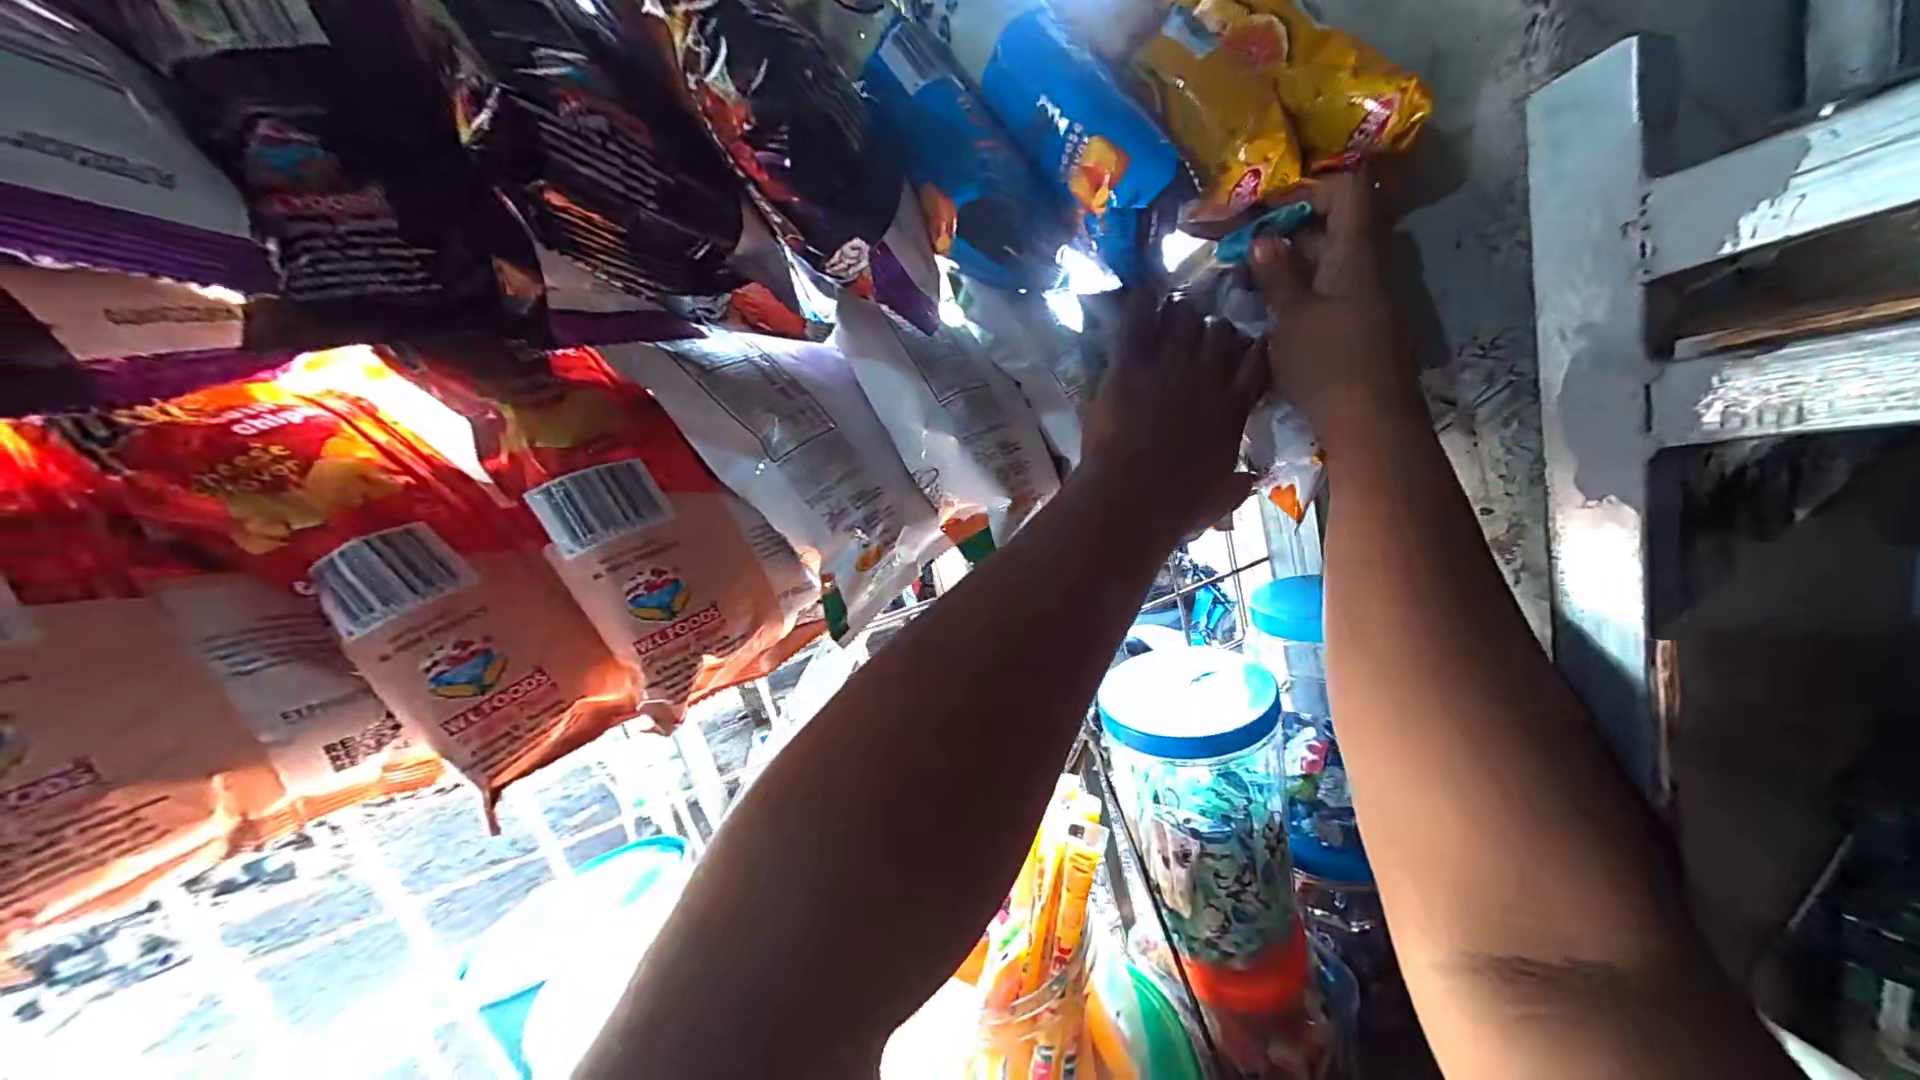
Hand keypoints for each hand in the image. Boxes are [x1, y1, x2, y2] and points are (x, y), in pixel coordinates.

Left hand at [1080, 290, 1267, 539]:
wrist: (1135, 496)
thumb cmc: (1178, 505)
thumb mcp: (1219, 497)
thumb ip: (1236, 483)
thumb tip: (1248, 481)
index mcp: (1233, 408)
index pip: (1256, 362)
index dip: (1248, 350)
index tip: (1239, 348)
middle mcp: (1209, 376)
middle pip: (1220, 332)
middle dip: (1209, 331)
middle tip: (1195, 334)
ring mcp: (1171, 364)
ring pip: (1185, 317)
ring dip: (1179, 314)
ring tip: (1170, 314)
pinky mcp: (1132, 362)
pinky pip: (1140, 317)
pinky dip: (1143, 299)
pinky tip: (1144, 290)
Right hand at [1250, 170, 1417, 448]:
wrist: (1369, 422)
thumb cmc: (1328, 364)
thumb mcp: (1292, 317)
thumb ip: (1277, 276)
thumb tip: (1263, 238)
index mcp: (1355, 255)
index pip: (1347, 189)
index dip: (1309, 188)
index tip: (1265, 209)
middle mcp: (1366, 268)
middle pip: (1332, 227)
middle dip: (1285, 233)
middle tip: (1240, 252)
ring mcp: (1364, 299)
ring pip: (1325, 264)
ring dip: (1287, 267)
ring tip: (1244, 283)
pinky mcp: (1357, 327)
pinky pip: (1326, 293)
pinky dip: (1297, 293)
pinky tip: (1266, 313)